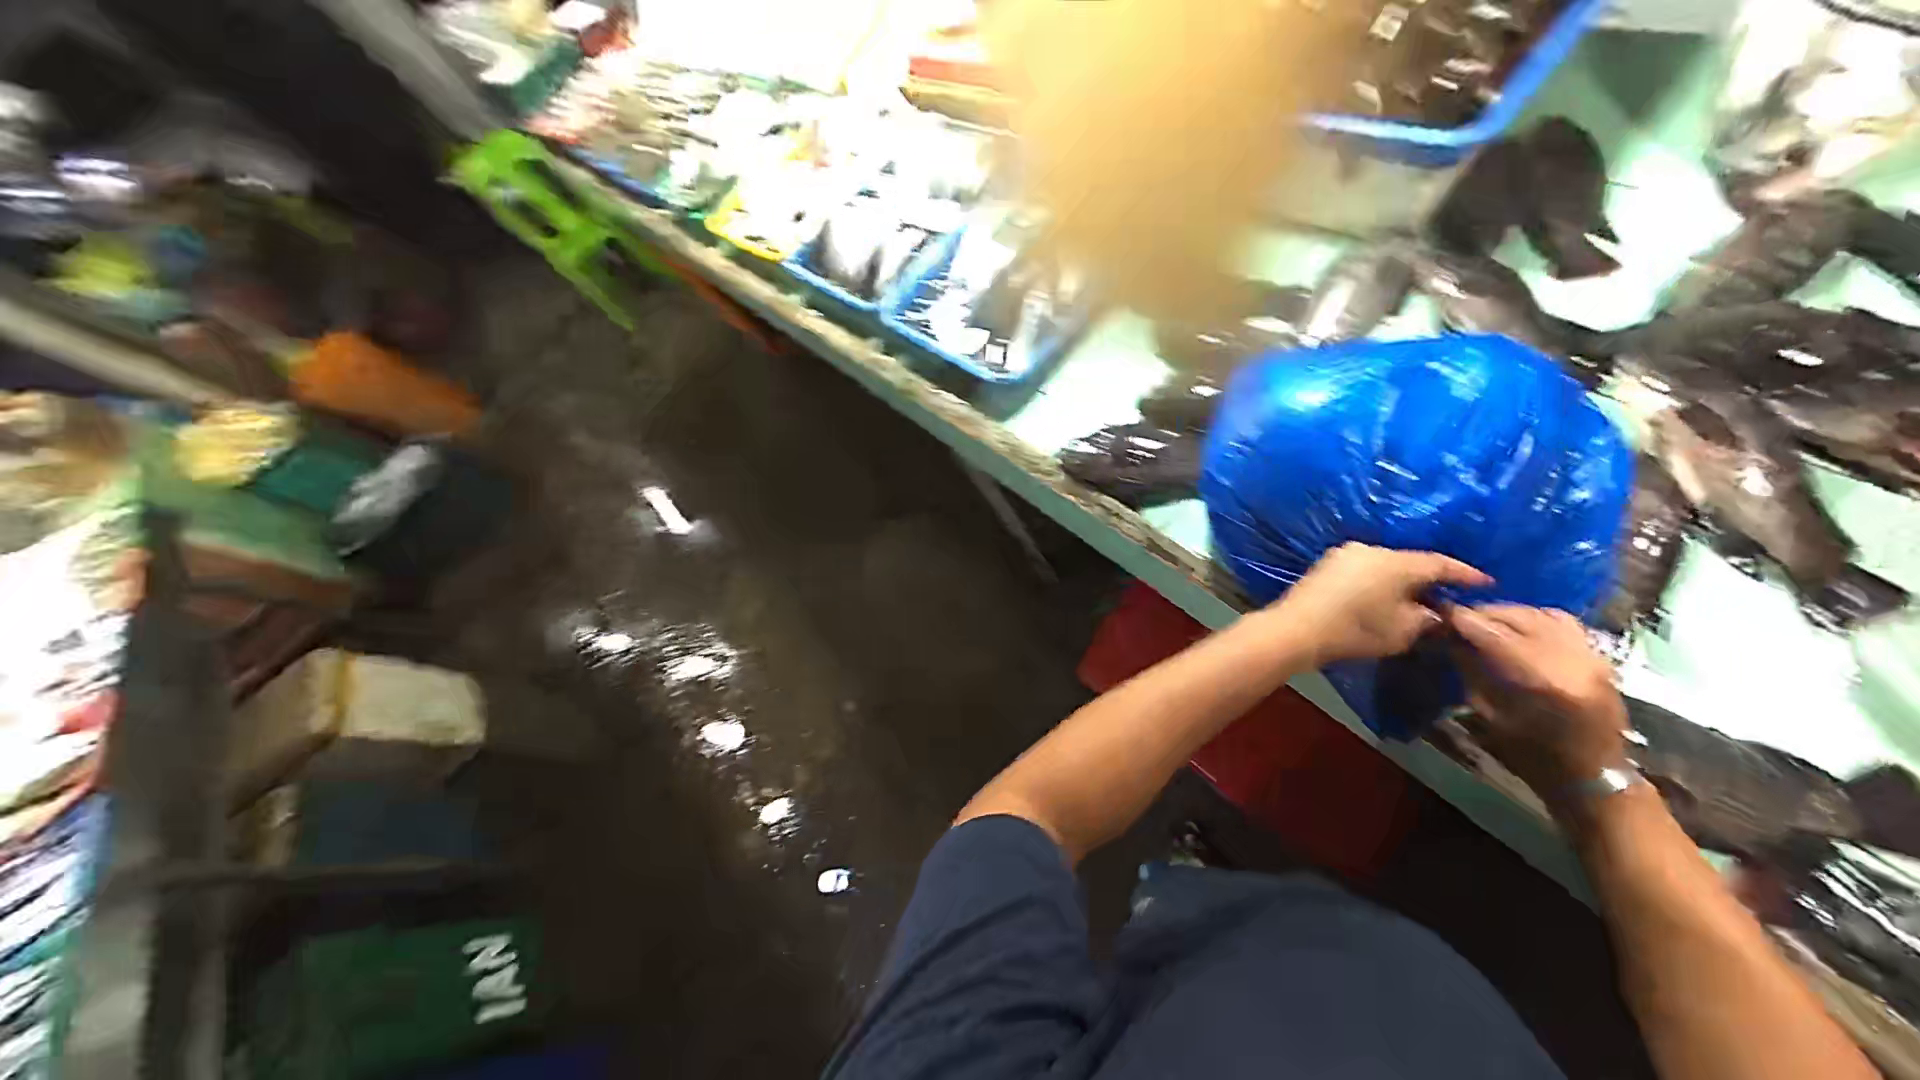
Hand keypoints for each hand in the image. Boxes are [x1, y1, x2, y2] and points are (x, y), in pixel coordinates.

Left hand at [1272, 543, 1491, 665]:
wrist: (1296, 629)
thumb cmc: (1355, 630)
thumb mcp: (1403, 631)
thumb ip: (1429, 619)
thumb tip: (1437, 612)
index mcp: (1396, 561)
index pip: (1440, 563)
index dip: (1465, 574)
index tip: (1485, 582)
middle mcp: (1370, 549)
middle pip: (1410, 563)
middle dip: (1430, 580)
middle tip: (1448, 597)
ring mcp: (1344, 555)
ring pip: (1385, 566)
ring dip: (1401, 581)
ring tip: (1416, 601)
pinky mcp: (1326, 566)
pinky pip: (1364, 571)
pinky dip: (1379, 583)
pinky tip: (1384, 598)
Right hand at [1448, 604, 1629, 796]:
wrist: (1593, 777)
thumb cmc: (1532, 755)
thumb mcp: (1490, 715)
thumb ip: (1471, 671)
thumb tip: (1450, 639)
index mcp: (1539, 679)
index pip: (1493, 632)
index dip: (1463, 619)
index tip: (1440, 613)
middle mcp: (1570, 660)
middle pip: (1519, 617)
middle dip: (1484, 614)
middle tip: (1458, 618)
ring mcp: (1590, 657)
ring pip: (1542, 614)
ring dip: (1510, 614)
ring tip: (1487, 621)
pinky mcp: (1600, 658)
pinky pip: (1565, 624)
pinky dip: (1537, 619)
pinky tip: (1520, 628)